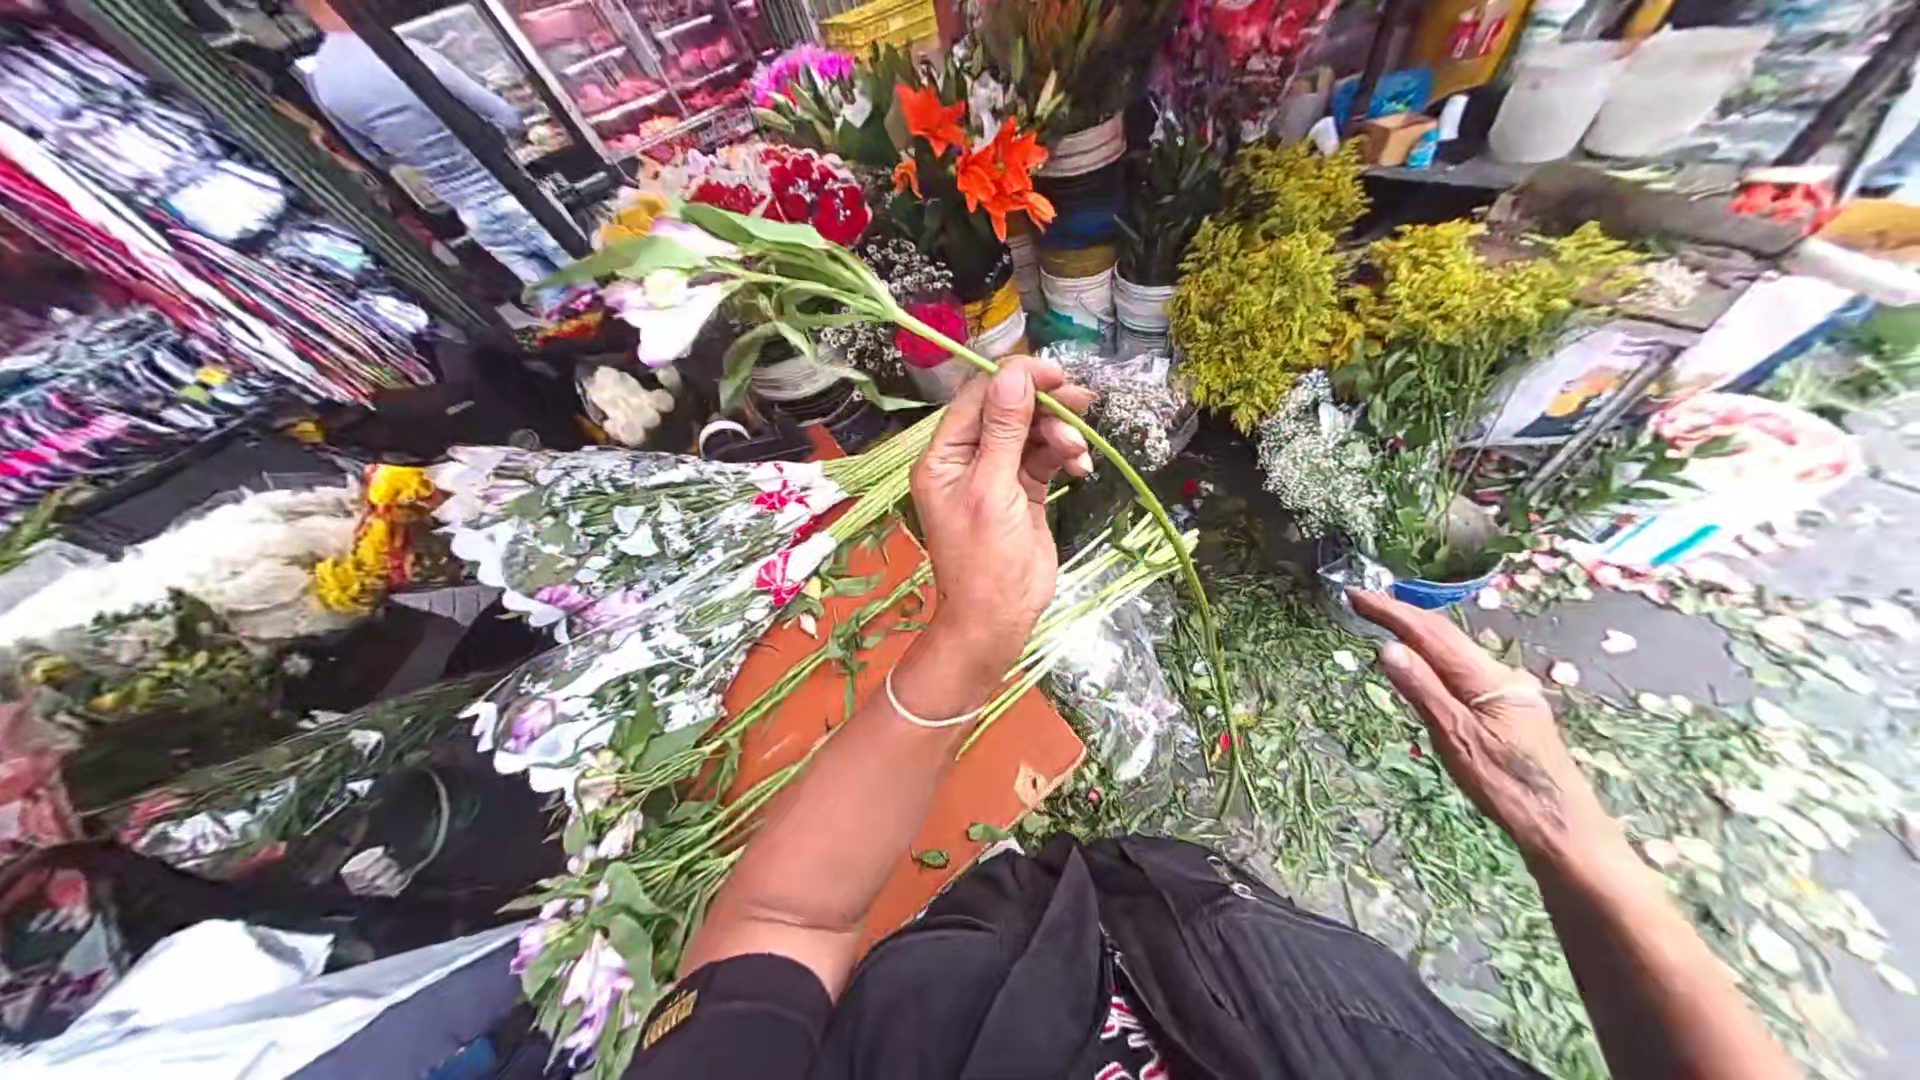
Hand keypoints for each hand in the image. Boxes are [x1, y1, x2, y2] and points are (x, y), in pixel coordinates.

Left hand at [898, 355, 1093, 718]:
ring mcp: (996, 475)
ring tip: (1078, 450)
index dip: (1014, 380)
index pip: (977, 399)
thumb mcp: (993, 491)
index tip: (1054, 373)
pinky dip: (1064, 456)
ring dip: (1059, 433)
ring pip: (1030, 433)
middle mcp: (967, 460)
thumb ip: (1004, 431)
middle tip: (1082, 400)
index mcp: (943, 457)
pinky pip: (1044, 458)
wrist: (998, 619)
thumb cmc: (985, 561)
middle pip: (1008, 411)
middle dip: (1044, 405)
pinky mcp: (1022, 491)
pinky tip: (1080, 467)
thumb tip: (1013, 376)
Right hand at [1350, 590, 1618, 863]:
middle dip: (1401, 613)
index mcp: (1489, 679)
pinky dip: (1432, 651)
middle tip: (1361, 601)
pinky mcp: (1508, 706)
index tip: (1356, 595)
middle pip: (1444, 634)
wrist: (1564, 829)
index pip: (1430, 633)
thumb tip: (1389, 647)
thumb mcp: (1456, 738)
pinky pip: (1461, 666)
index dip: (1390, 611)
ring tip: (1384, 618)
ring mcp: (1508, 690)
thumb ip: (1423, 690)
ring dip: (1416, 629)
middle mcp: (1502, 675)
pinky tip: (1421, 656)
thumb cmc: (1507, 786)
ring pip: (1454, 649)